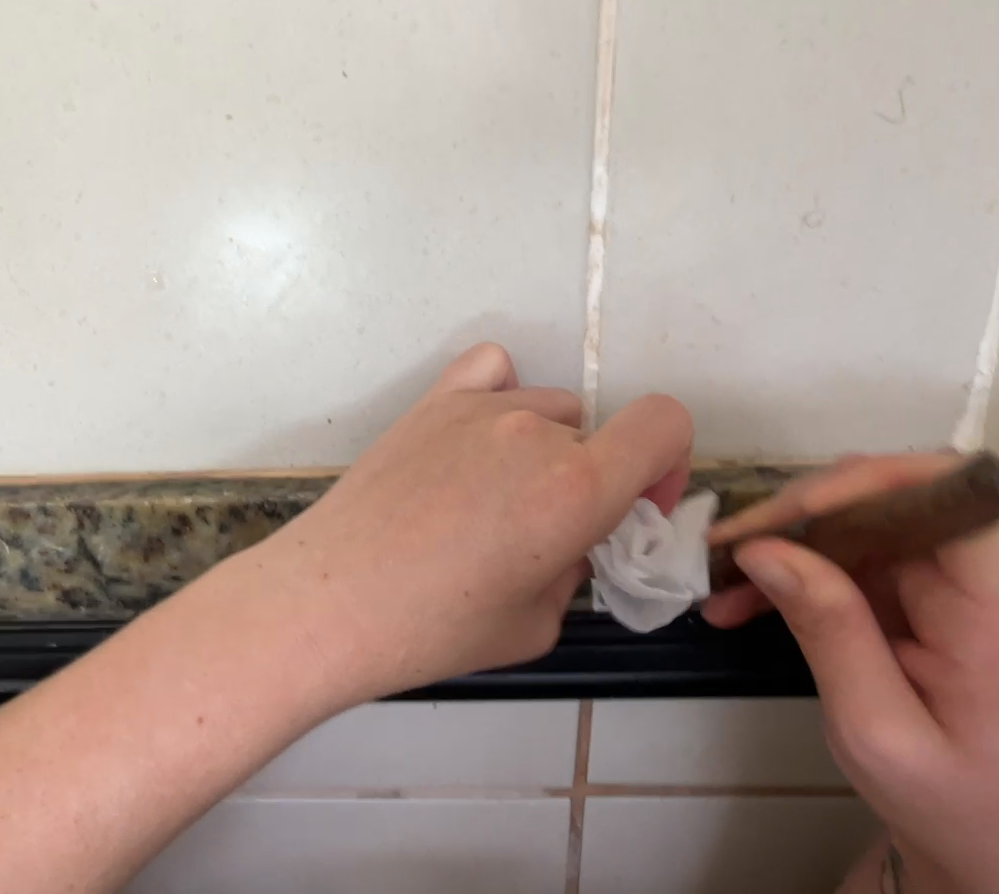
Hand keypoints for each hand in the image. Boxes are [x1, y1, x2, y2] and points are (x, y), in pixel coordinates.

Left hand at [232, 342, 694, 703]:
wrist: (329, 600)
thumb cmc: (433, 629)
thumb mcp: (535, 626)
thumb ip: (575, 568)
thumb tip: (568, 540)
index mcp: (575, 487)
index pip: (666, 422)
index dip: (668, 462)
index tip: (635, 507)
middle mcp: (533, 431)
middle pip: (596, 436)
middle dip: (592, 481)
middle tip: (546, 532)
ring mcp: (477, 408)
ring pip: (547, 410)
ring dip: (544, 448)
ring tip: (495, 497)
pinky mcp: (431, 402)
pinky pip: (491, 369)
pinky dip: (502, 393)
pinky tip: (478, 436)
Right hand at [702, 454, 998, 893]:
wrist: (994, 860)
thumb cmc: (954, 809)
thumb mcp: (878, 732)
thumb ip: (830, 632)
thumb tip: (766, 547)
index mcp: (998, 618)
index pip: (982, 497)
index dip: (897, 475)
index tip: (809, 506)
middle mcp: (974, 587)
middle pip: (901, 496)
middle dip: (807, 507)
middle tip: (733, 542)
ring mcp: (938, 592)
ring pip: (857, 524)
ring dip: (784, 539)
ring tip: (722, 572)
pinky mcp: (907, 603)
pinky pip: (840, 562)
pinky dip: (785, 573)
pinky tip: (737, 602)